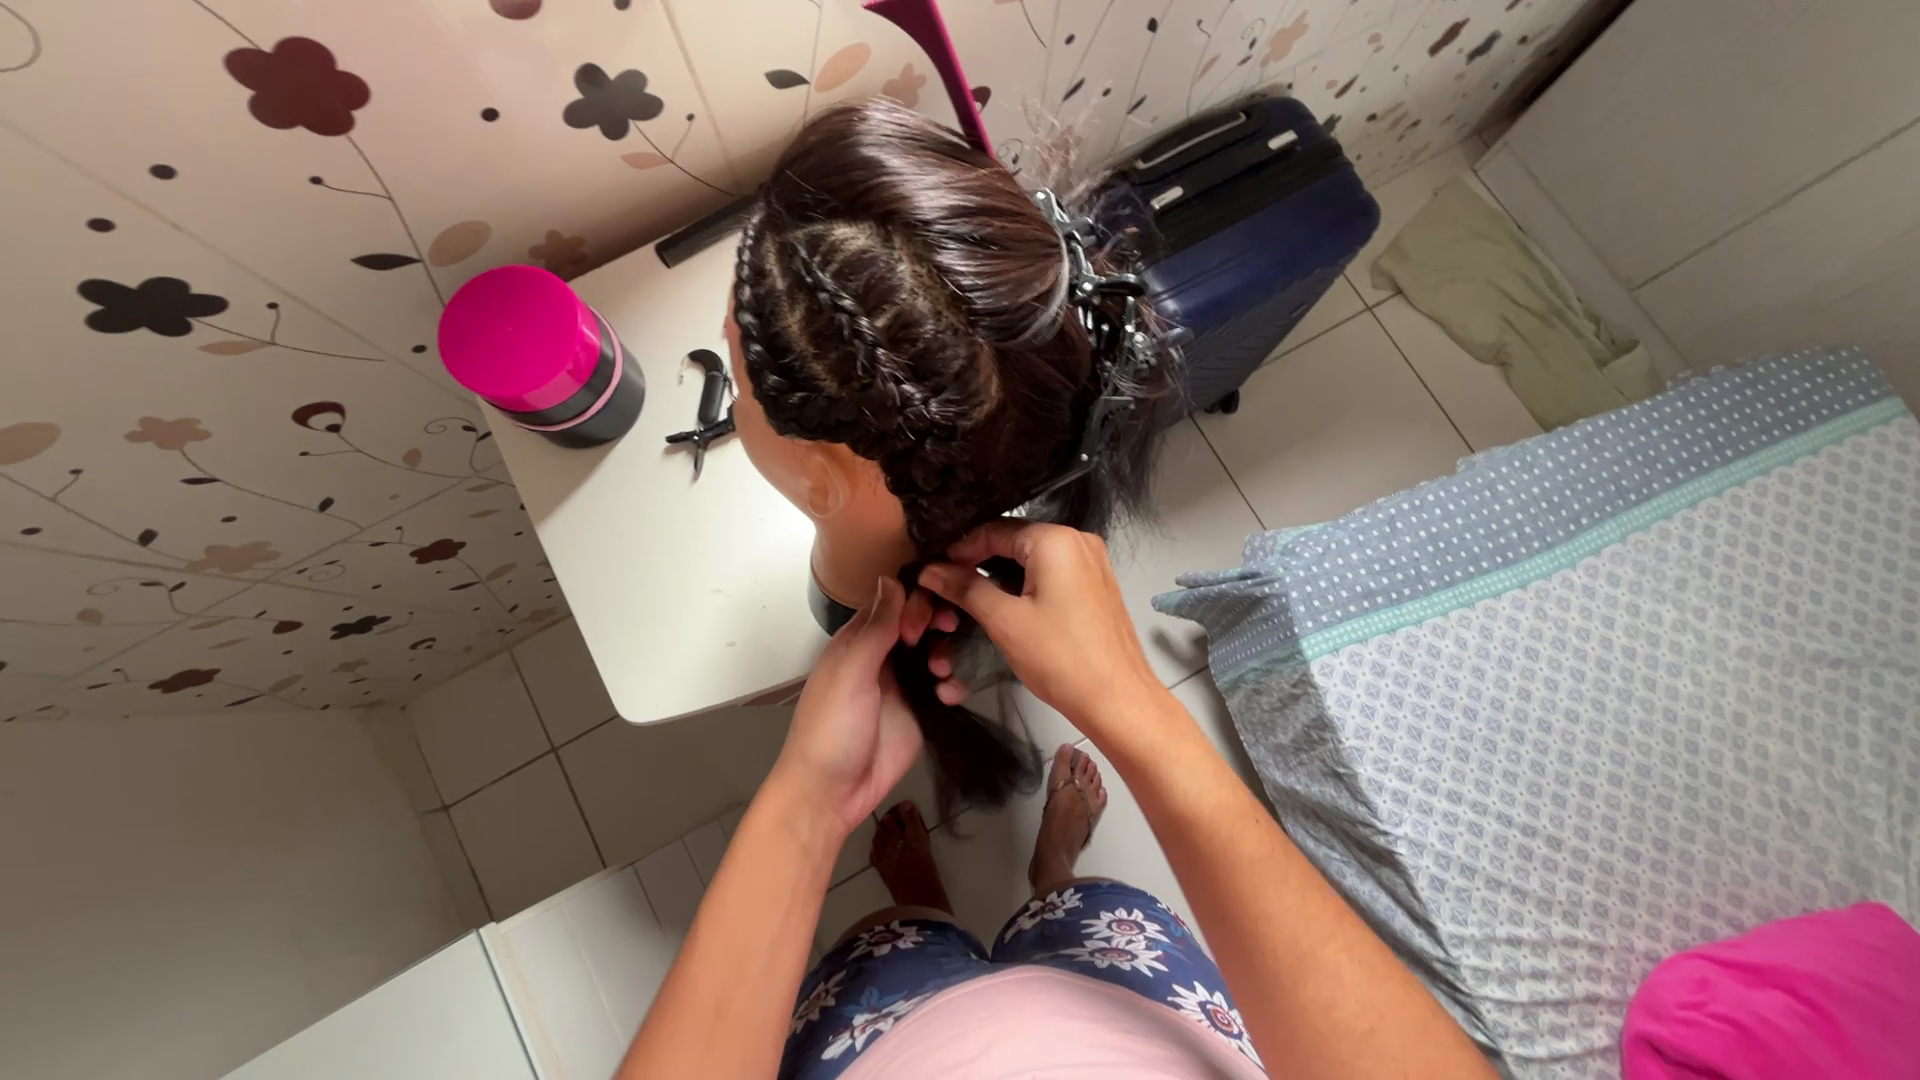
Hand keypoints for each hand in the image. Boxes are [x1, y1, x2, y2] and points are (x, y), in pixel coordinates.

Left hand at [766, 577, 924, 839]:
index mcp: (857, 642)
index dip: (913, 602)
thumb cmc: (830, 729)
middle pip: (919, 623)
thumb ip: (876, 628)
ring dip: (946, 654)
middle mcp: (882, 657)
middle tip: (944, 632)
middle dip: (936, 623)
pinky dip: (952, 686)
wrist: (832, 794)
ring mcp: (903, 685)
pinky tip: (948, 696)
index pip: (892, 603)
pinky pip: (945, 687)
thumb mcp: (851, 673)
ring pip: (936, 651)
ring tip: (941, 671)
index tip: (922, 619)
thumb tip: (891, 578)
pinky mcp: (921, 711)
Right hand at [918, 521, 1160, 736]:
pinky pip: (1050, 575)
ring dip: (999, 578)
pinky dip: (1024, 587)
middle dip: (977, 564)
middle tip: (948, 590)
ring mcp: (1091, 564)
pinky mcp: (1095, 587)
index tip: (934, 573)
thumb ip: (965, 588)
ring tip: (970, 602)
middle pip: (1013, 542)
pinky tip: (1004, 608)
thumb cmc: (1061, 658)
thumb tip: (931, 570)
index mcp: (1056, 539)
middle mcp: (1078, 541)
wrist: (1118, 700)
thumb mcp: (1005, 620)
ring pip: (1031, 561)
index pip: (994, 530)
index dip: (959, 550)